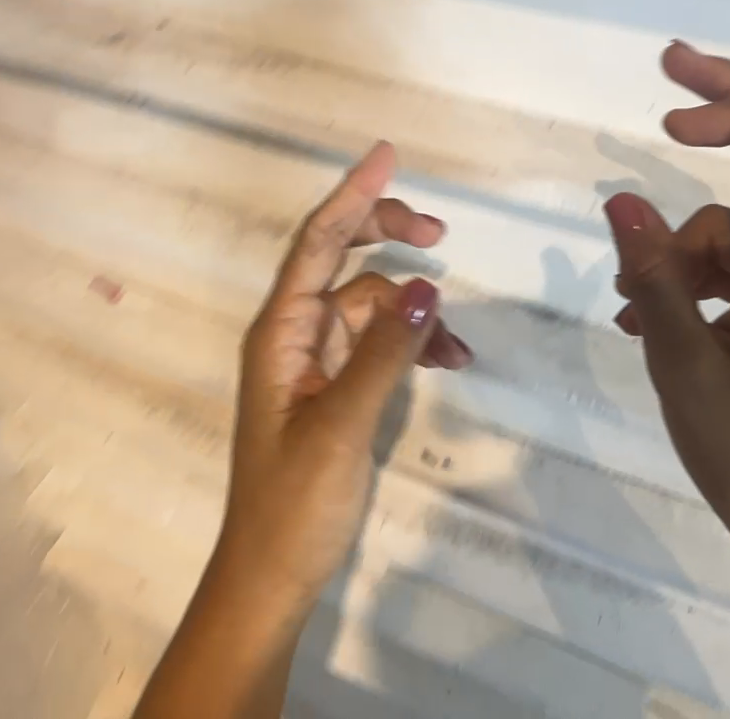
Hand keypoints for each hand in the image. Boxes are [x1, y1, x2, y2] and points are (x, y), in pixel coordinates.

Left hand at [214, 142, 465, 608]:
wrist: (273, 574)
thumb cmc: (294, 502)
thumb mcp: (342, 424)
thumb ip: (383, 353)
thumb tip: (425, 286)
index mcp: (279, 330)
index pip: (317, 242)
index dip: (352, 195)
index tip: (387, 154)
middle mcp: (293, 333)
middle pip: (339, 259)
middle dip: (386, 236)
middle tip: (438, 232)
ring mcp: (314, 360)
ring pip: (370, 305)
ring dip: (413, 310)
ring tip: (455, 343)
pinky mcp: (334, 385)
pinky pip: (377, 342)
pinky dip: (411, 342)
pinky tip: (445, 360)